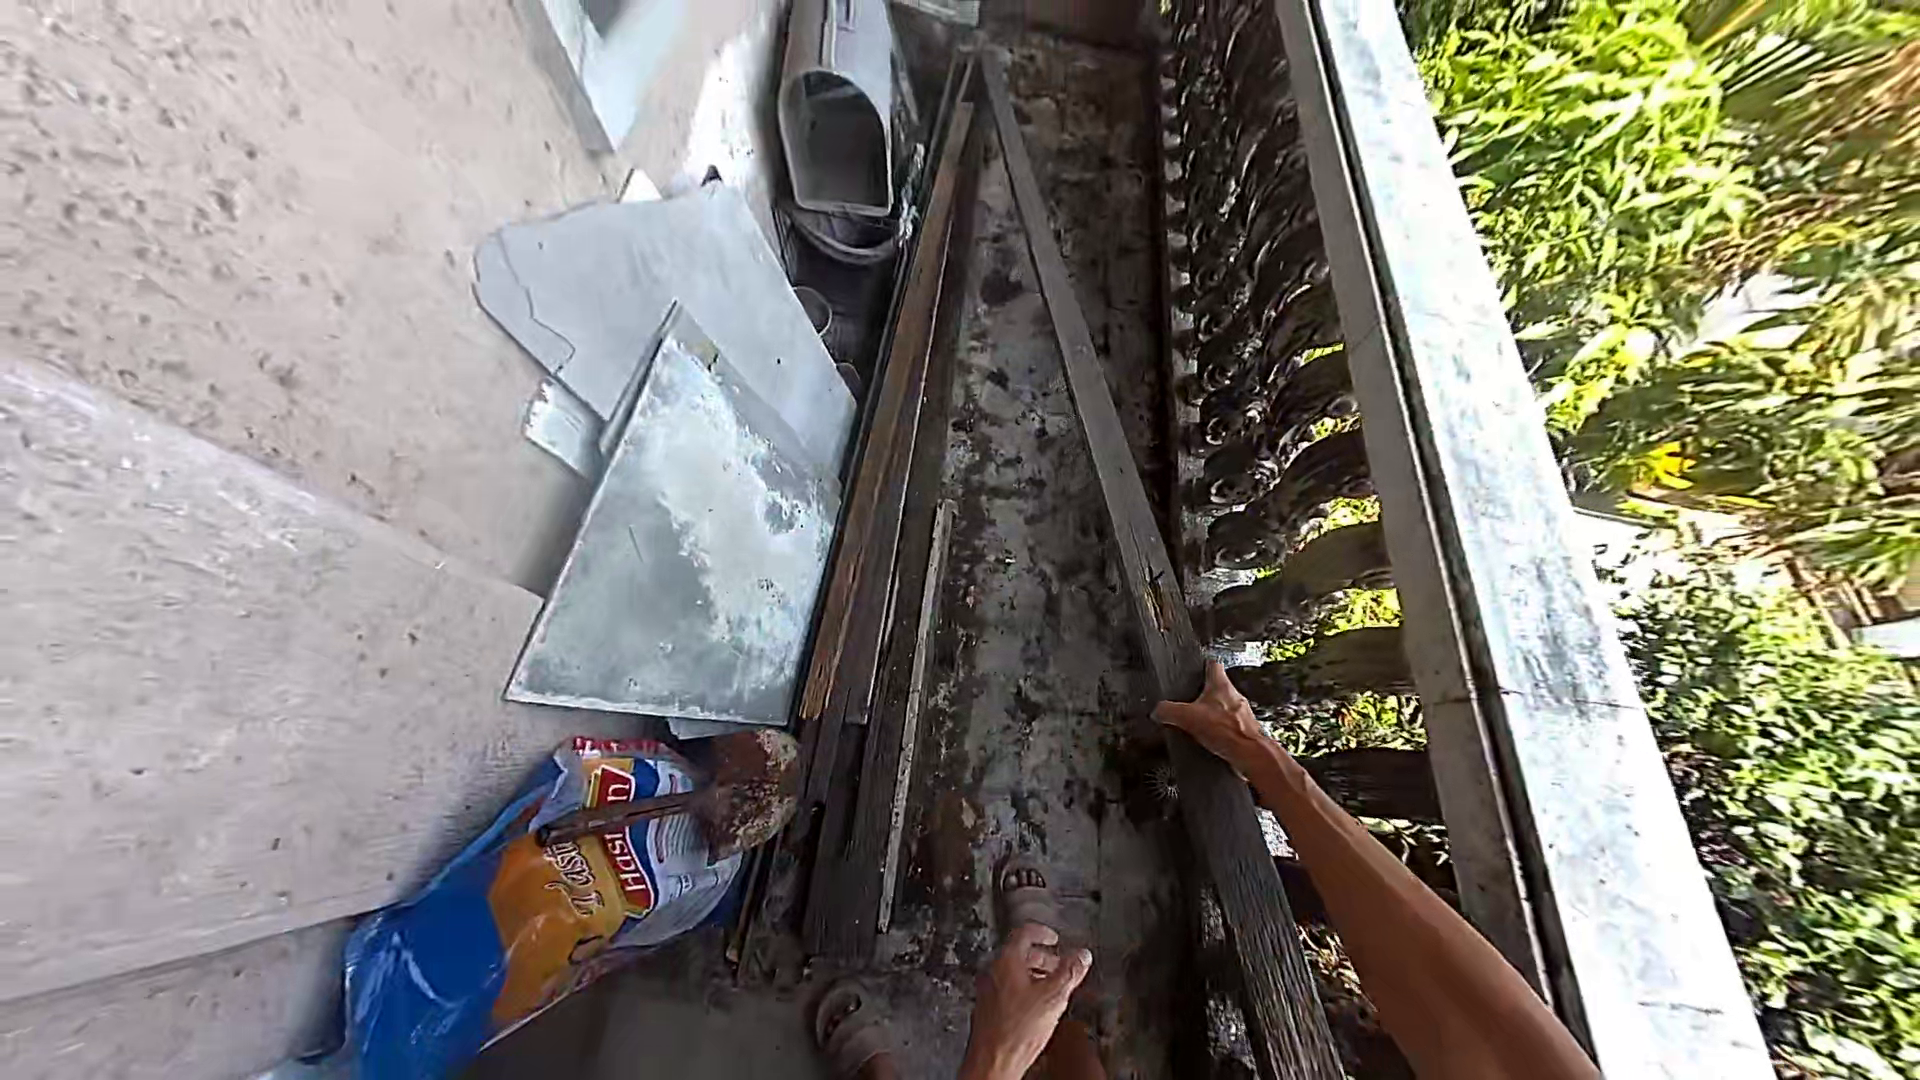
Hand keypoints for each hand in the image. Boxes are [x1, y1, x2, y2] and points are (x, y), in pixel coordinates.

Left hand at [959, 923, 1091, 1079]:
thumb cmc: (1017, 1031)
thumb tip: (1082, 955)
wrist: (993, 1062)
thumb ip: (1069, 973)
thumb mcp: (1052, 998)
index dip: (1042, 932)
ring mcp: (988, 988)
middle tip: (1057, 964)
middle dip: (1041, 957)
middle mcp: (993, 969)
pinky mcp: (987, 1007)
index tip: (1053, 937)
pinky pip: (1006, 987)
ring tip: (1050, 987)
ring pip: (1012, 970)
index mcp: (1007, 960)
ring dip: (1033, 973)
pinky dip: (1023, 988)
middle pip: (1019, 952)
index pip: (1024, 933)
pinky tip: (1034, 1006)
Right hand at [1152, 660, 1275, 773]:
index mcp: (1221, 685)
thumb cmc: (1227, 731)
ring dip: (1214, 714)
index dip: (1203, 665)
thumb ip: (1168, 711)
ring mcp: (1242, 714)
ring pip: (1226, 708)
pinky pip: (1231, 727)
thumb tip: (1158, 711)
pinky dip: (1221, 732)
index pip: (1213, 665)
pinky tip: (1210, 741)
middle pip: (1219, 687)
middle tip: (1191, 701)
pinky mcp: (1246, 732)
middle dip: (1205, 694)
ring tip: (1199, 724)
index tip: (1197, 668)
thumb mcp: (1187, 717)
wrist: (1252, 755)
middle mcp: (1235, 696)